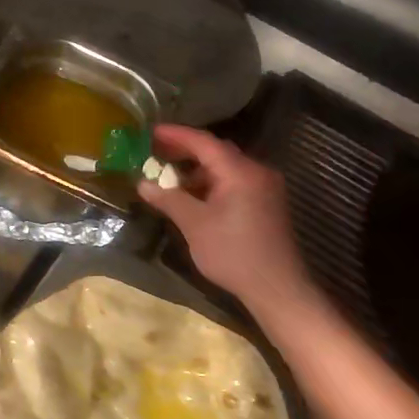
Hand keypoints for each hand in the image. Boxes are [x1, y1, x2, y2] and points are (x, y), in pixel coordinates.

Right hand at [138, 125, 312, 304]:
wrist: (276, 287)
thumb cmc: (233, 253)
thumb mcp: (195, 225)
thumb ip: (169, 199)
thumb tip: (143, 183)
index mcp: (240, 171)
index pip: (204, 142)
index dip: (176, 135)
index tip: (150, 132)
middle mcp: (257, 171)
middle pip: (217, 152)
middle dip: (186, 151)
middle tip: (156, 152)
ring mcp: (266, 187)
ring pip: (227, 168)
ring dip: (199, 170)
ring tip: (171, 178)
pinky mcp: (267, 203)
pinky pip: (236, 182)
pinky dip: (213, 183)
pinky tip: (195, 196)